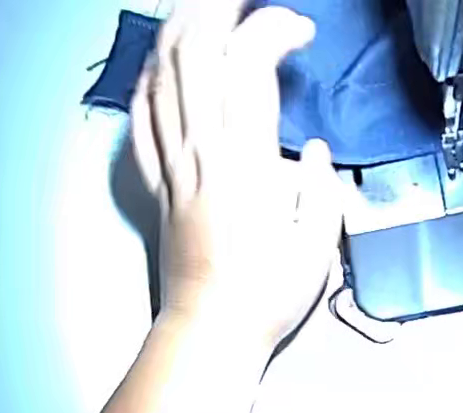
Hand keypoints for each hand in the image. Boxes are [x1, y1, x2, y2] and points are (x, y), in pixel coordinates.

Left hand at [130, 0, 343, 349]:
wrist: (213, 330)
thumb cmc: (267, 296)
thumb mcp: (316, 249)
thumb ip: (320, 191)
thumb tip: (310, 151)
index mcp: (245, 162)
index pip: (248, 63)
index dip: (272, 28)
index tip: (299, 31)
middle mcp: (201, 150)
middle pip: (195, 48)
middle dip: (219, 4)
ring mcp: (172, 164)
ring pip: (163, 70)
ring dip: (182, 25)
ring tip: (205, 8)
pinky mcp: (157, 183)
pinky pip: (141, 114)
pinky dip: (151, 75)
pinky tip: (162, 62)